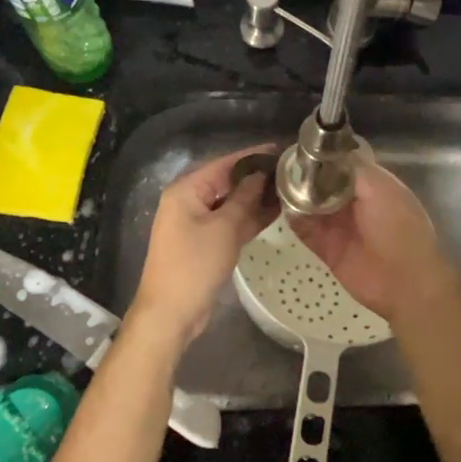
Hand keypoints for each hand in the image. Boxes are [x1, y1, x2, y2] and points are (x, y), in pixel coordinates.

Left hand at [128, 145, 278, 346]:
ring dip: (255, 199)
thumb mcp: (224, 228)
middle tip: (289, 172)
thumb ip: (244, 198)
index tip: (279, 149)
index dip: (252, 156)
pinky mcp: (204, 243)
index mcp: (186, 190)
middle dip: (256, 178)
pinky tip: (274, 213)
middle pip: (226, 182)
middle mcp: (188, 201)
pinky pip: (228, 222)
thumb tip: (260, 175)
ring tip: (288, 190)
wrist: (171, 312)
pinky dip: (248, 218)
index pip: (224, 164)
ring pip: (230, 204)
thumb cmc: (195, 264)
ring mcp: (196, 223)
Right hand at [289, 157, 456, 320]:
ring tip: (274, 179)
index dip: (323, 156)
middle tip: (280, 162)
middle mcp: (353, 203)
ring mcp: (339, 226)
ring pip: (310, 205)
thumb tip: (329, 153)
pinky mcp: (327, 249)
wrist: (405, 281)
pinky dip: (293, 218)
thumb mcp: (380, 188)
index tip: (300, 147)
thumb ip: (354, 170)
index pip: (341, 165)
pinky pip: (305, 230)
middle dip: (304, 175)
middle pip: (322, 184)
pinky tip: (280, 205)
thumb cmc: (399, 227)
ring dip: (295, 195)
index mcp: (372, 185)